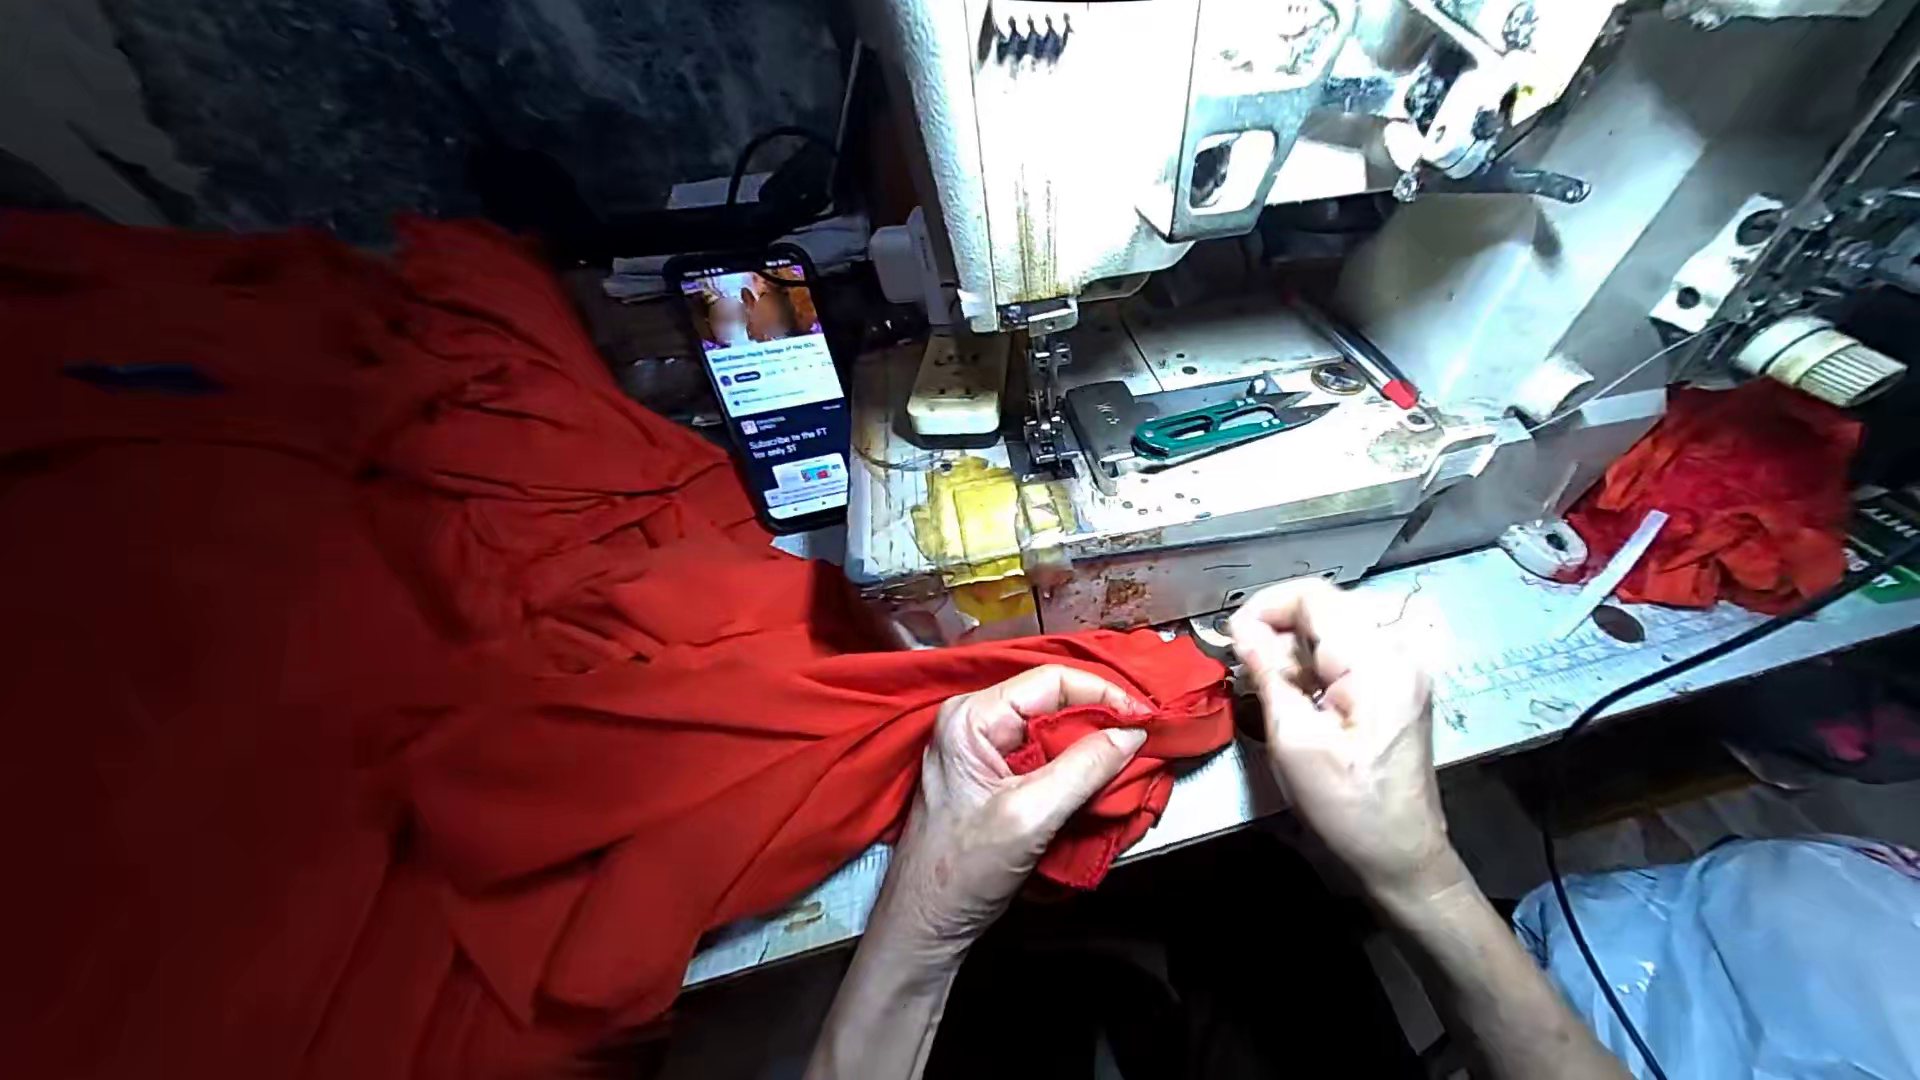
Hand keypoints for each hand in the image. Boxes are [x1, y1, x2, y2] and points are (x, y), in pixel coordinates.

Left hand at [867, 665, 1150, 964]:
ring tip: (1125, 756)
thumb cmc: (958, 871)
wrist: (926, 919)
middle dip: (1100, 716)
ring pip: (1051, 723)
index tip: (1141, 717)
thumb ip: (1083, 769)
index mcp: (971, 716)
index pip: (1049, 680)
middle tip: (1140, 737)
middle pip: (1052, 698)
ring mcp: (982, 742)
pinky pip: (1043, 749)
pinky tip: (1096, 773)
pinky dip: (1074, 759)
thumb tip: (1129, 734)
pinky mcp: (993, 767)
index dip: (1102, 693)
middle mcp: (974, 718)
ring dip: (1090, 740)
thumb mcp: (1028, 816)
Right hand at [1226, 579, 1453, 899]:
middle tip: (1250, 664)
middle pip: (1323, 604)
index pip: (1314, 596)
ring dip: (1290, 642)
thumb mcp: (1293, 739)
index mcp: (1377, 664)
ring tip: (1271, 681)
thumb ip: (1268, 673)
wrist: (1400, 853)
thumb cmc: (1345, 804)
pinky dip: (1309, 656)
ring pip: (1329, 622)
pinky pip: (1342, 644)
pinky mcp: (1394, 679)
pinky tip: (1297, 688)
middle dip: (1275, 625)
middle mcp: (1397, 653)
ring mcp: (1400, 665)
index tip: (1234, 638)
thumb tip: (1240, 627)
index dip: (1264, 606)